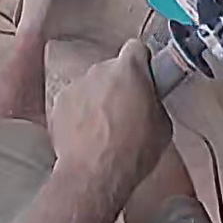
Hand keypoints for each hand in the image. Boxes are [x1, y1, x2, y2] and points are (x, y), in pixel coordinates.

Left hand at [49, 39, 169, 204]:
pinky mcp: (60, 101)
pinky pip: (75, 101)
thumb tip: (149, 98)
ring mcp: (77, 84)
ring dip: (98, 99)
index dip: (142, 62)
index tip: (144, 75)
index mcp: (129, 70)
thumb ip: (154, 100)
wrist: (94, 174)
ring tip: (106, 129)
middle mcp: (100, 70)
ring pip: (92, 85)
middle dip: (119, 85)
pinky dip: (80, 113)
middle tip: (127, 110)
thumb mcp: (162, 125)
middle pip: (112, 69)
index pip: (137, 48)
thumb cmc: (131, 152)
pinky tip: (88, 135)